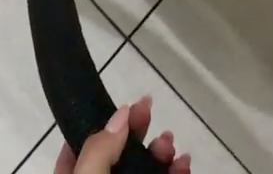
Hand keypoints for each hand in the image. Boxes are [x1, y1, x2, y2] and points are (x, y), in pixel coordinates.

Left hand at [55, 95, 191, 172]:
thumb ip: (100, 148)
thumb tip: (123, 113)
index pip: (88, 141)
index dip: (110, 121)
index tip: (131, 104)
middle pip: (122, 152)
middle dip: (140, 131)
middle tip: (151, 109)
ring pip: (145, 169)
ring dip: (161, 153)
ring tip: (170, 142)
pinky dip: (176, 173)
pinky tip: (185, 163)